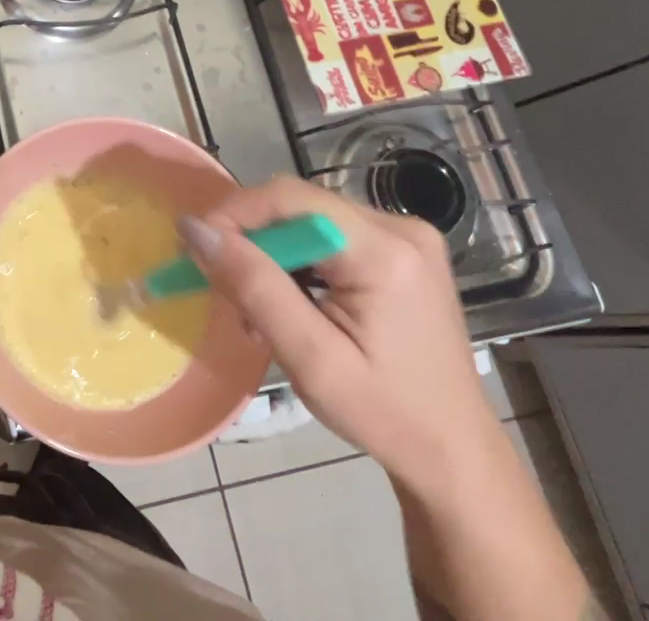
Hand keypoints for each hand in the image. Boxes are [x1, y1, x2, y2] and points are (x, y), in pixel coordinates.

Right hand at [179, 176, 499, 489]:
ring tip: (258, 313)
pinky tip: (292, 306)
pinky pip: (329, 237)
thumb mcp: (309, 357)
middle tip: (226, 296)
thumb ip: (253, 286)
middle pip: (298, 206)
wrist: (452, 450)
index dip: (233, 215)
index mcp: (386, 252)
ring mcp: (406, 238)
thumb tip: (195, 230)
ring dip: (271, 257)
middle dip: (250, 242)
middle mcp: (401, 228)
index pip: (290, 198)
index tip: (195, 253)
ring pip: (308, 221)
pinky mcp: (401, 252)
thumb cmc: (383, 413)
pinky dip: (297, 264)